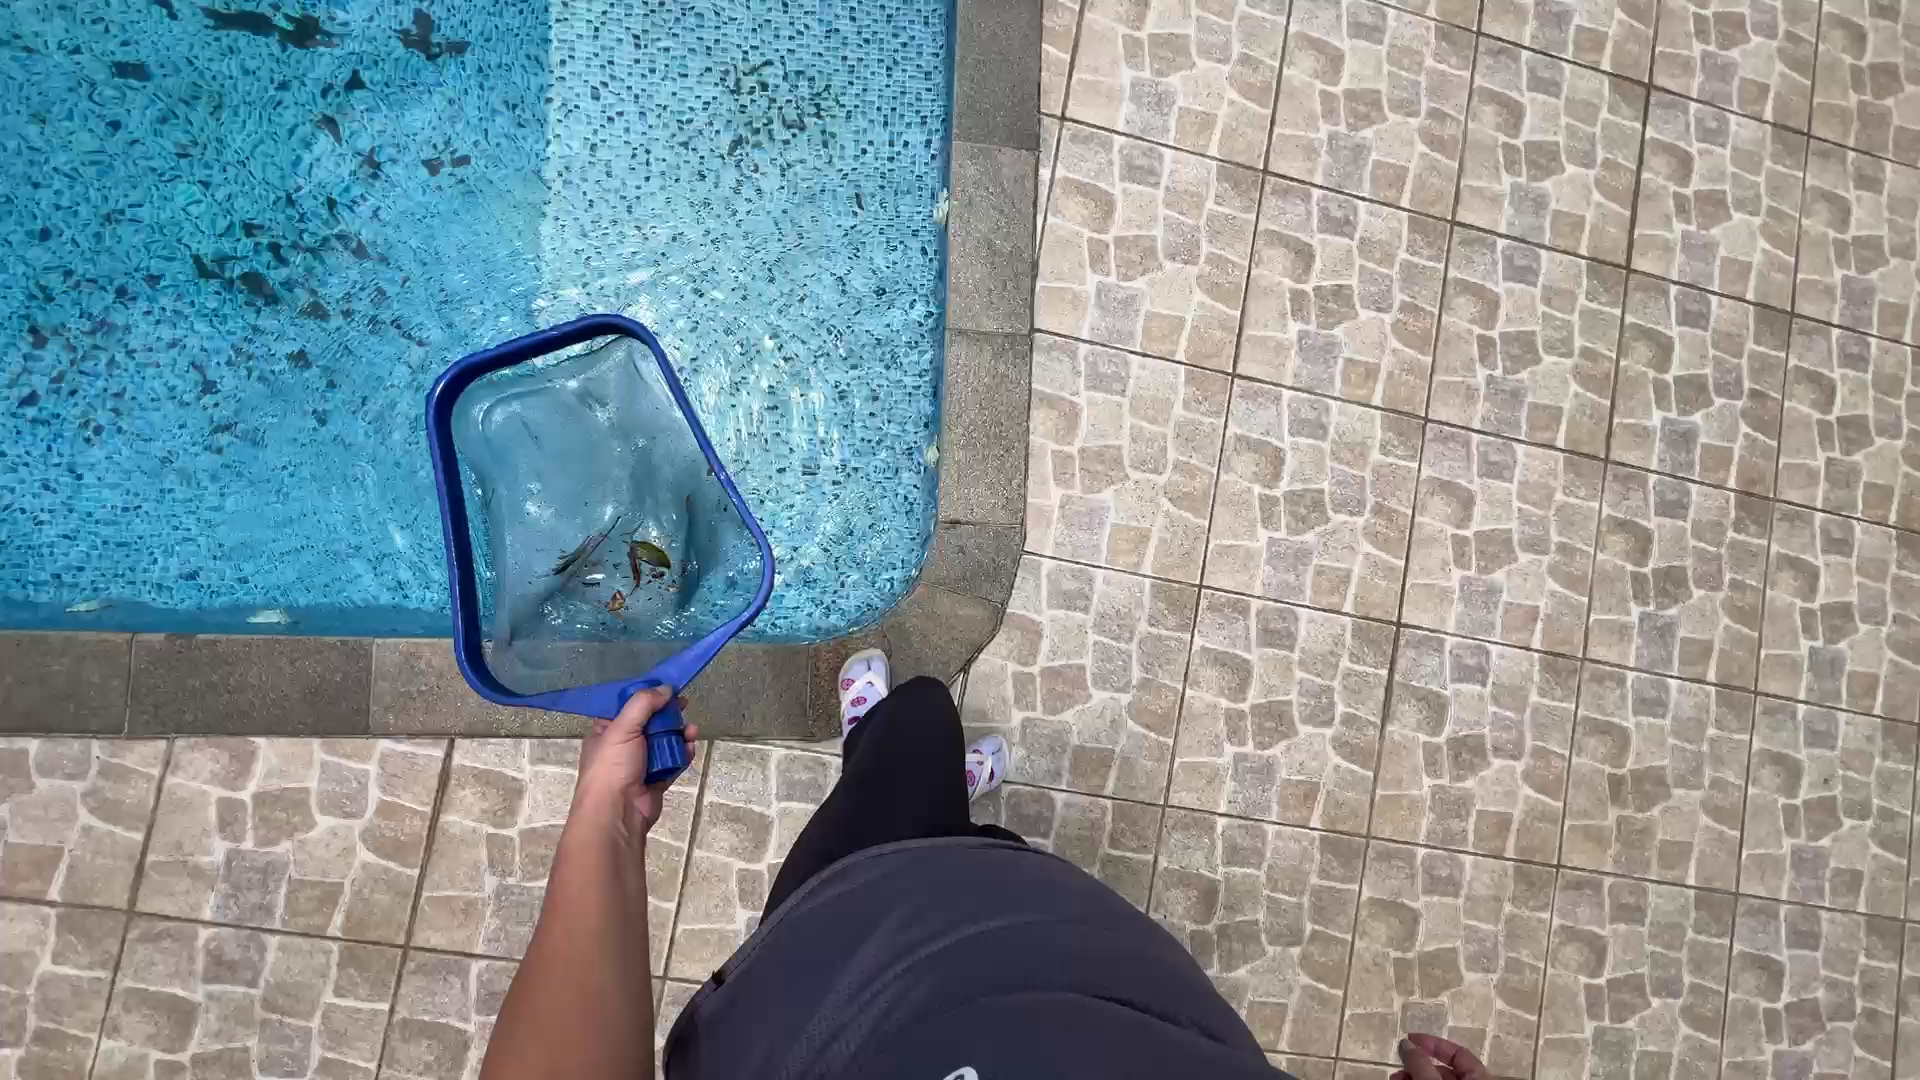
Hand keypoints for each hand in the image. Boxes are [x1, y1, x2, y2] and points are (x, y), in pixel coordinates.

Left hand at [574, 685, 699, 839]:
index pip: (627, 708)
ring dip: (680, 734)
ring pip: (665, 741)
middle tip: (684, 705)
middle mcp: (622, 746)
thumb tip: (666, 688)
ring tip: (691, 731)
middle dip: (669, 715)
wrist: (617, 813)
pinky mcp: (656, 779)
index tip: (666, 689)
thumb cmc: (612, 767)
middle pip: (651, 723)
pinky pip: (673, 761)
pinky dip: (683, 754)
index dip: (647, 697)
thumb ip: (644, 703)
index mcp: (606, 732)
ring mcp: (640, 764)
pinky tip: (691, 748)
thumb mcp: (622, 728)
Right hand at [1393, 1035, 1490, 1079]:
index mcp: (1481, 1078)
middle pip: (1444, 1070)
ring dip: (1412, 1075)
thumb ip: (1420, 1062)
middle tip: (1399, 1064)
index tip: (1409, 1039)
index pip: (1459, 1053)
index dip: (1433, 1043)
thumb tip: (1405, 1042)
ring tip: (1396, 1078)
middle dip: (1417, 1064)